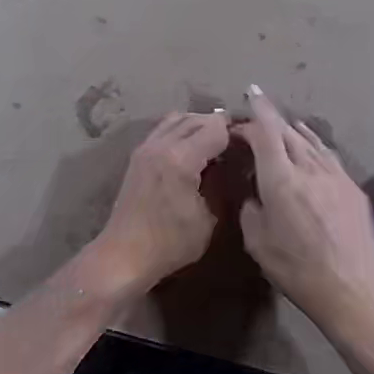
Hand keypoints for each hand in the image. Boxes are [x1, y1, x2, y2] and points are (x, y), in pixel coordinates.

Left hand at [92, 111, 231, 289]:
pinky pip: (163, 128)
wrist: (124, 254)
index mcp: (181, 159)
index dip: (234, 132)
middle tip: (236, 141)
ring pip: (177, 118)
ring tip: (214, 141)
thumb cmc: (170, 243)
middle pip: (196, 119)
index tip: (249, 142)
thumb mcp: (207, 219)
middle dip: (218, 125)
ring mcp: (146, 147)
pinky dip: (180, 129)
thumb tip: (227, 166)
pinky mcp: (138, 154)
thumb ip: (219, 185)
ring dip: (198, 124)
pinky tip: (191, 146)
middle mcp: (161, 145)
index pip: (215, 128)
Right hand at [234, 86, 373, 332]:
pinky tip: (311, 145)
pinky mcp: (353, 187)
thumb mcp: (257, 243)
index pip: (266, 132)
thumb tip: (254, 191)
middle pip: (287, 131)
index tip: (248, 96)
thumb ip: (251, 208)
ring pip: (310, 141)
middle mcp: (308, 167)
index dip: (255, 112)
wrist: (353, 290)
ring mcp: (335, 175)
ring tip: (283, 123)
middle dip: (270, 118)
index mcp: (280, 179)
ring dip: (293, 129)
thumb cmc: (297, 270)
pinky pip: (328, 155)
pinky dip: (314, 144)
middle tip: (256, 114)